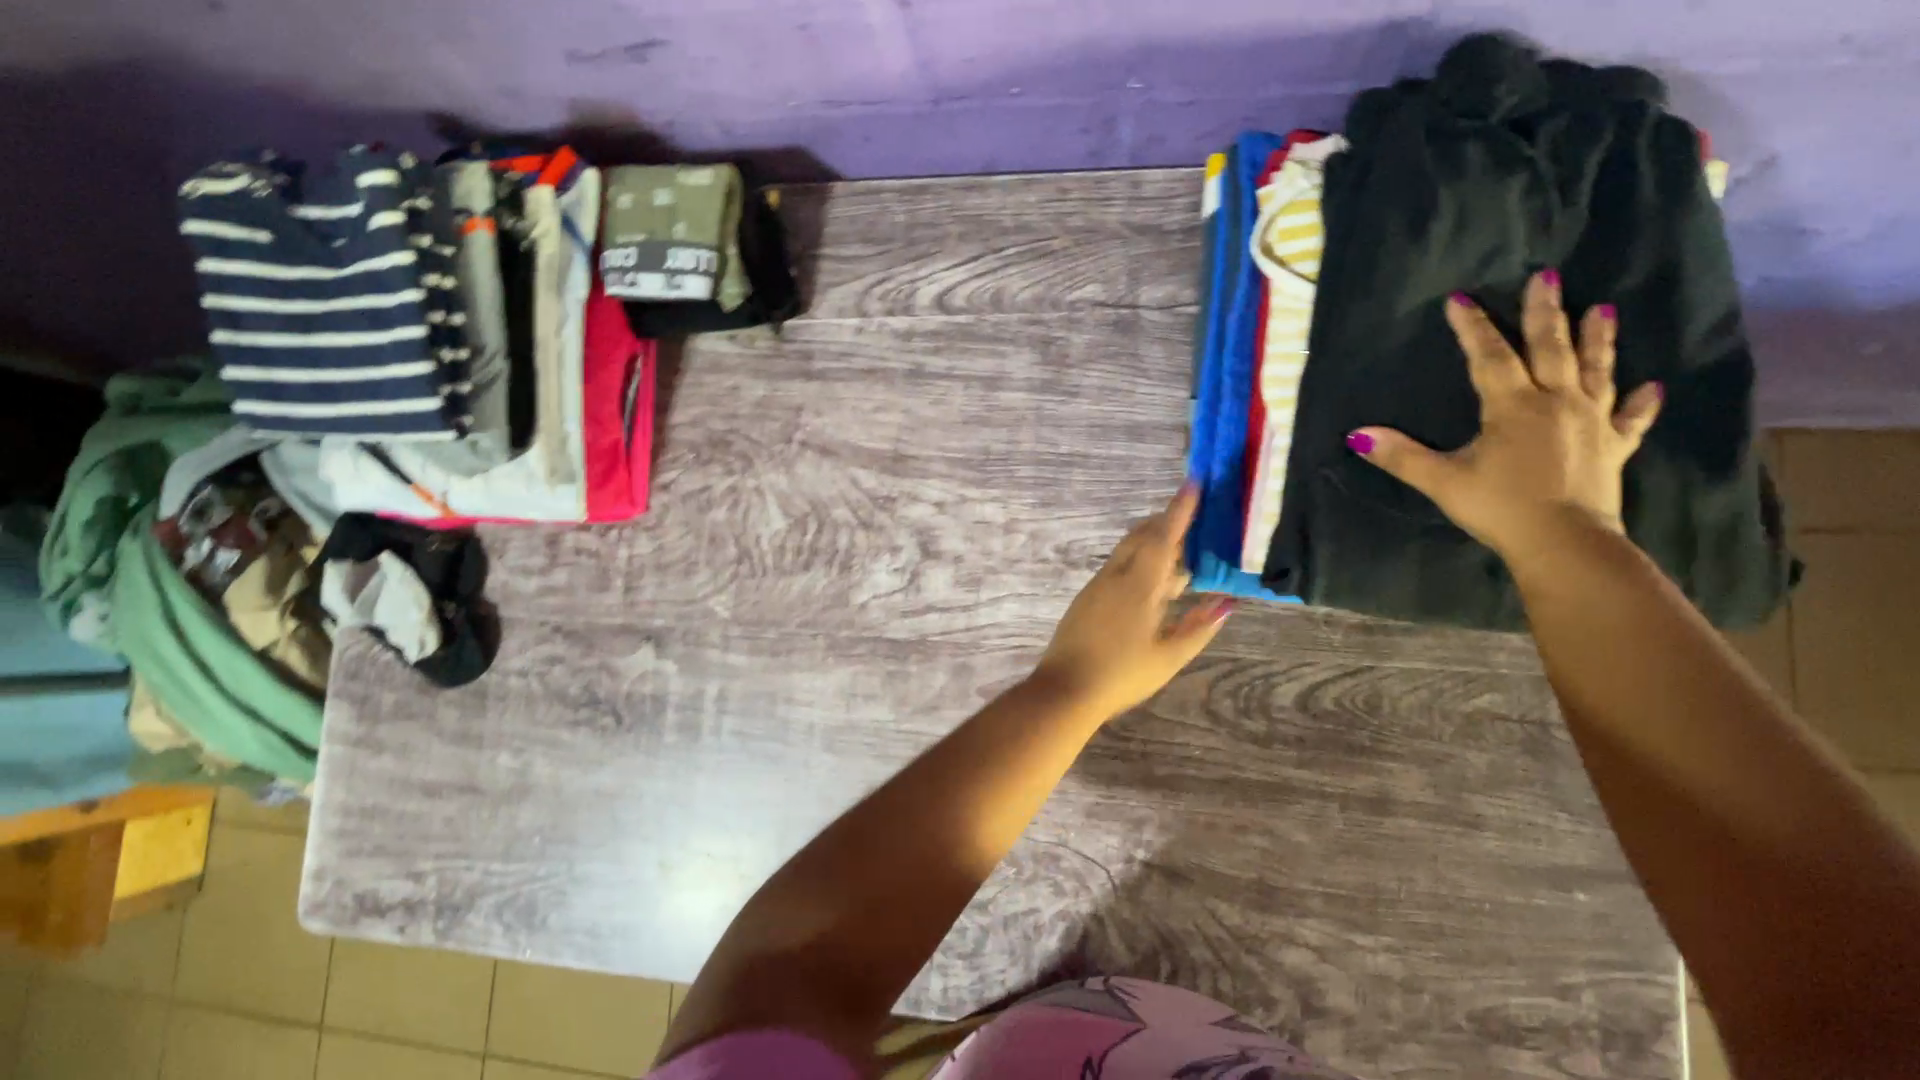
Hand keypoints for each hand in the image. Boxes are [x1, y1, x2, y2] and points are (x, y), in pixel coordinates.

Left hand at [1030, 486, 1232, 716]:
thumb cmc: (1121, 676)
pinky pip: (1117, 568)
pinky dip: (1138, 562)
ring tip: (1179, 552)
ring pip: (1127, 552)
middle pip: (1141, 537)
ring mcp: (1097, 587)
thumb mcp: (1168, 657)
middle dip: (1166, 523)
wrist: (1065, 691)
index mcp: (1139, 586)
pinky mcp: (1086, 600)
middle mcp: (1115, 577)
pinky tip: (1152, 582)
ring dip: (1152, 544)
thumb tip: (1226, 603)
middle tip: (1192, 517)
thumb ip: (1198, 627)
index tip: (1193, 484)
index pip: (1163, 537)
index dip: (1179, 510)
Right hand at [1348, 270, 1663, 564]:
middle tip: (1547, 277)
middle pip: (1550, 348)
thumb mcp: (1443, 481)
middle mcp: (1556, 402)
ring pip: (1595, 371)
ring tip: (1603, 309)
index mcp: (1513, 406)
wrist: (1565, 543)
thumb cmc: (1500, 508)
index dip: (1472, 327)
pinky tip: (1652, 387)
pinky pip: (1630, 420)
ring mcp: (1592, 422)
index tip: (1460, 299)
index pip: (1488, 356)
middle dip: (1545, 312)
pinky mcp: (1614, 448)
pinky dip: (1640, 404)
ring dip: (1598, 340)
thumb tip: (1357, 435)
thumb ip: (1401, 456)